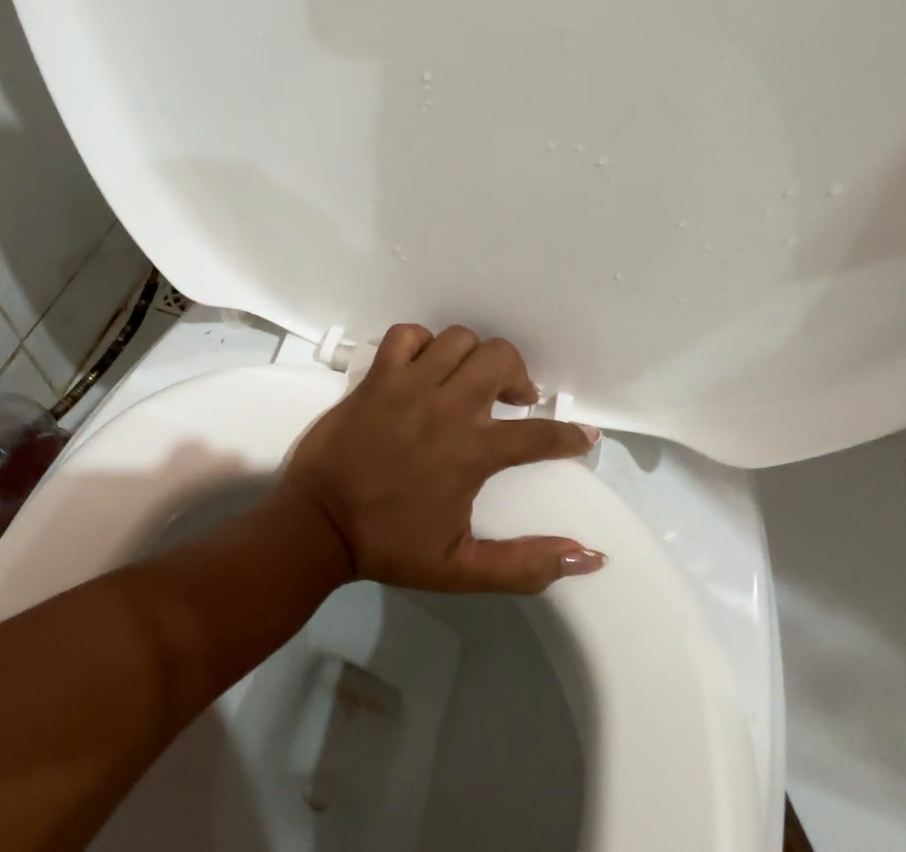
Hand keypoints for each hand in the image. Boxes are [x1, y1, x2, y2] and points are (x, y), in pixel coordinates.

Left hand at [270, 324, 606, 594]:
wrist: (318, 525)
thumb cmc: (388, 546)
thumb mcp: (462, 569)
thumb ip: (526, 564)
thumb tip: (587, 557)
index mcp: (471, 452)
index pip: (539, 435)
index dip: (569, 435)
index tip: (581, 437)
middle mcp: (444, 408)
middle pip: (501, 358)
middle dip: (518, 375)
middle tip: (512, 402)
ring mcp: (405, 387)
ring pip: (457, 340)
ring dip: (473, 358)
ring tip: (469, 384)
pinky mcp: (373, 379)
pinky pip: (405, 336)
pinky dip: (421, 343)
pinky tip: (423, 368)